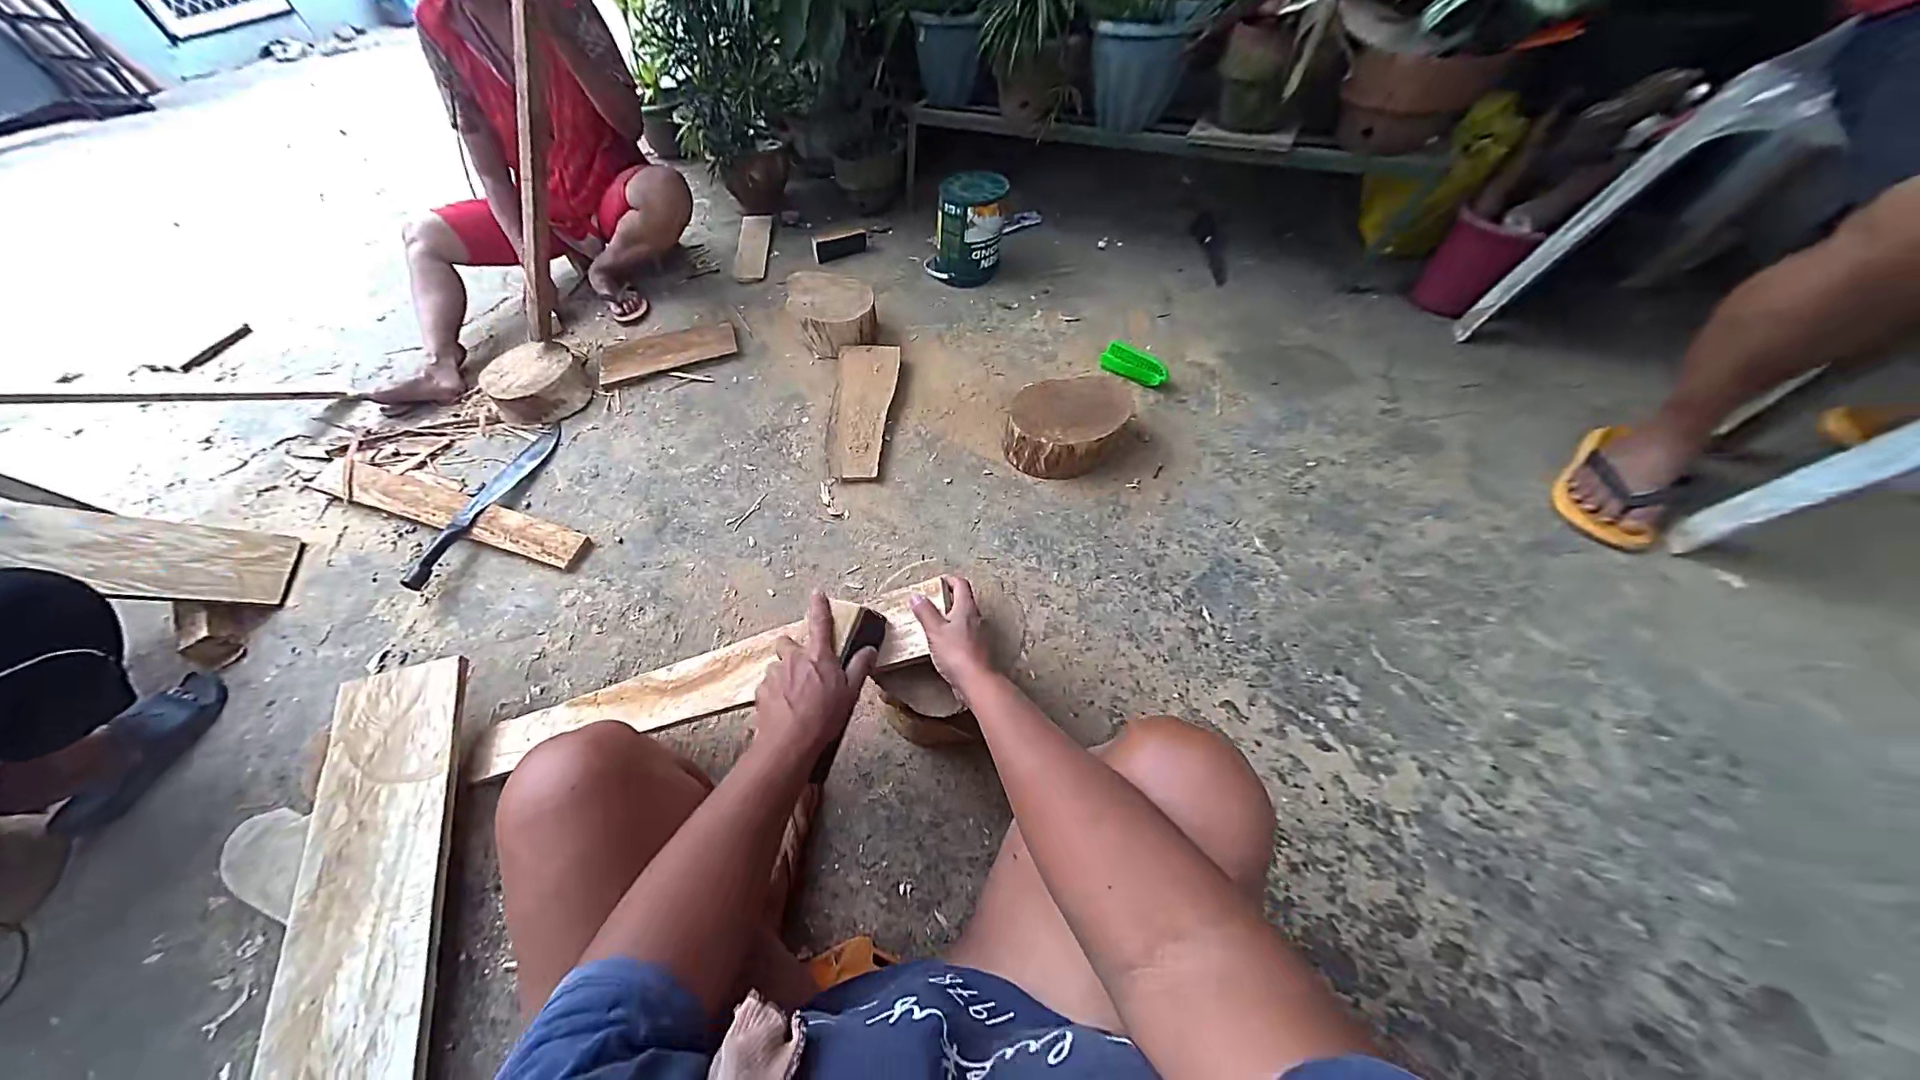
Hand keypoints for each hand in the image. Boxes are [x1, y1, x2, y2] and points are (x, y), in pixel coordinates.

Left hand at [753, 590, 876, 759]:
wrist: (790, 742)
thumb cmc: (823, 717)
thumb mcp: (850, 692)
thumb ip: (859, 667)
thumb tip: (869, 649)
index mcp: (818, 656)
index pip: (820, 623)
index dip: (819, 606)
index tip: (817, 594)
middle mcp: (793, 660)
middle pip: (787, 643)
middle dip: (793, 650)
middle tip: (805, 667)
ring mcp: (775, 675)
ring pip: (778, 666)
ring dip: (785, 675)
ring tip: (796, 696)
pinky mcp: (761, 691)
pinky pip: (769, 686)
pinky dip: (776, 693)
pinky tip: (785, 708)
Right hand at [910, 575, 992, 691]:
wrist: (975, 680)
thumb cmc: (957, 653)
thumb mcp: (935, 630)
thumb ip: (925, 612)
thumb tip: (916, 596)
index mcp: (966, 608)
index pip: (961, 584)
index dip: (949, 580)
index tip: (936, 582)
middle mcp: (975, 618)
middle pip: (963, 599)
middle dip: (948, 597)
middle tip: (931, 600)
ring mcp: (977, 633)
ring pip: (964, 617)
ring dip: (950, 615)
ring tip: (933, 620)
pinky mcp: (975, 648)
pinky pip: (963, 633)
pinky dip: (952, 631)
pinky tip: (942, 641)